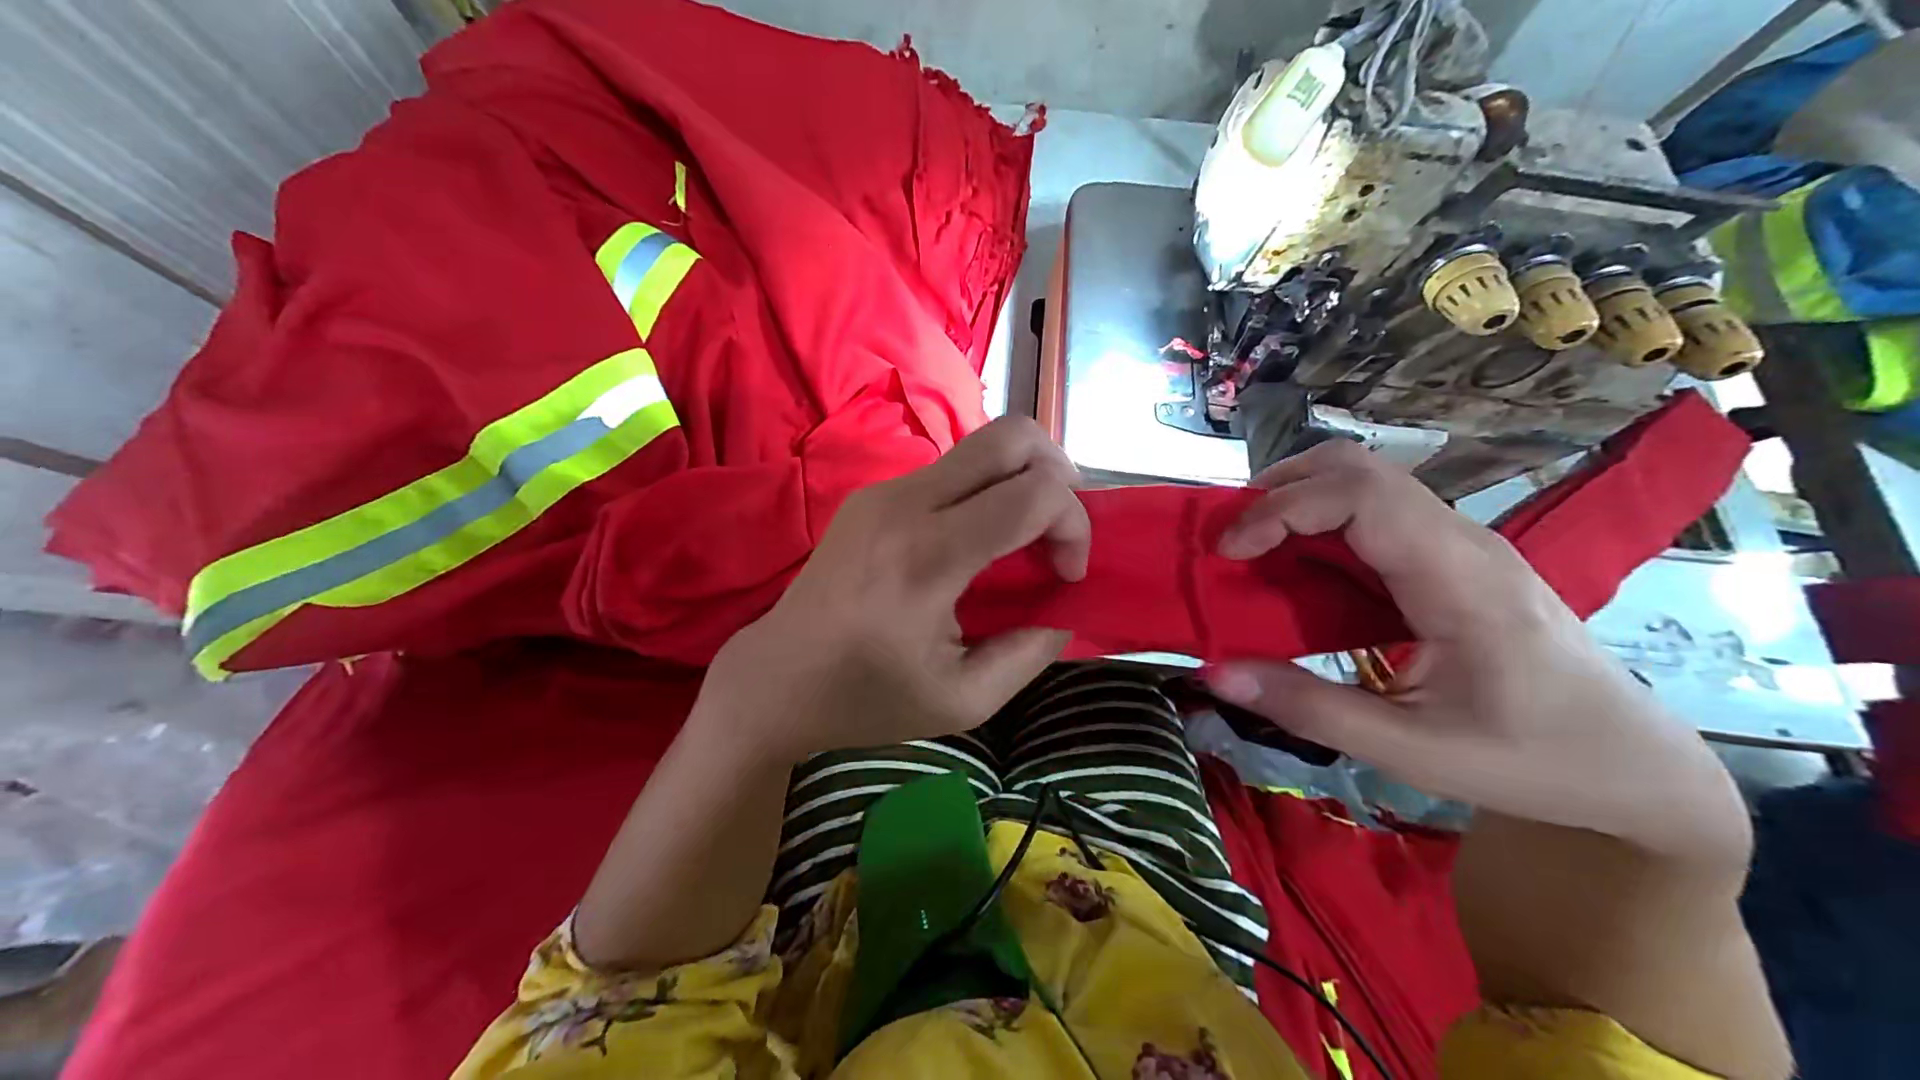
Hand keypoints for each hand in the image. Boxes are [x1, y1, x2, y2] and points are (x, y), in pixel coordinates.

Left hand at [700, 416, 1090, 763]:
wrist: (776, 678)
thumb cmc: (867, 699)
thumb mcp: (964, 700)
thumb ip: (1029, 652)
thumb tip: (1064, 608)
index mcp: (930, 557)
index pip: (1034, 493)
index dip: (1074, 526)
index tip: (1065, 575)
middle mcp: (906, 504)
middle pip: (1011, 436)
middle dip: (1059, 474)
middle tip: (1060, 530)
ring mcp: (884, 491)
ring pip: (981, 446)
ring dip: (1021, 480)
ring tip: (1023, 538)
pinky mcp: (871, 494)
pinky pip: (949, 469)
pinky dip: (985, 490)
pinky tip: (977, 540)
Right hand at [1206, 440, 1747, 863]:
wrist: (1636, 765)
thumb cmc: (1533, 760)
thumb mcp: (1412, 752)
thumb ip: (1310, 709)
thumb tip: (1215, 671)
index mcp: (1460, 578)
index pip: (1360, 494)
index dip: (1279, 508)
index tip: (1229, 551)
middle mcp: (1461, 541)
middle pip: (1357, 466)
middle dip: (1277, 489)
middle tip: (1229, 540)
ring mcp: (1459, 544)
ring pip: (1364, 481)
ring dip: (1295, 501)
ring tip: (1250, 550)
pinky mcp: (1450, 558)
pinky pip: (1373, 515)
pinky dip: (1317, 525)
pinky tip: (1297, 568)